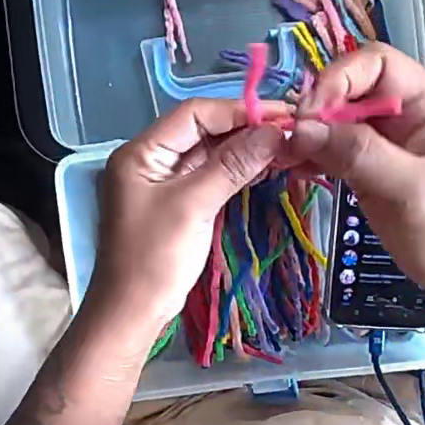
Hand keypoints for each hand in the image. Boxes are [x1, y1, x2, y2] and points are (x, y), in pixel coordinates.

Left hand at [89, 98, 286, 342]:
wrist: (132, 314)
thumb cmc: (154, 259)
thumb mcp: (193, 206)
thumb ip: (232, 165)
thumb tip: (275, 132)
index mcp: (142, 151)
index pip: (195, 114)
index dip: (240, 111)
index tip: (283, 114)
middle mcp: (150, 160)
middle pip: (203, 131)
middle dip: (247, 130)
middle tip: (293, 131)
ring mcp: (163, 183)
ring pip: (209, 155)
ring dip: (246, 151)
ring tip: (288, 148)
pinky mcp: (177, 205)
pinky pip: (209, 178)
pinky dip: (237, 173)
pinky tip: (266, 169)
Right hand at [286, 44, 424, 294]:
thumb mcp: (413, 189)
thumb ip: (359, 154)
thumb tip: (302, 129)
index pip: (377, 64)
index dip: (338, 80)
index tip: (309, 116)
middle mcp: (405, 116)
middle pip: (349, 92)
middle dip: (315, 111)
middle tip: (286, 142)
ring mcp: (385, 145)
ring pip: (335, 123)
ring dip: (306, 135)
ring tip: (280, 156)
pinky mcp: (369, 171)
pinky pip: (333, 152)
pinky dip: (310, 157)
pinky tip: (289, 168)